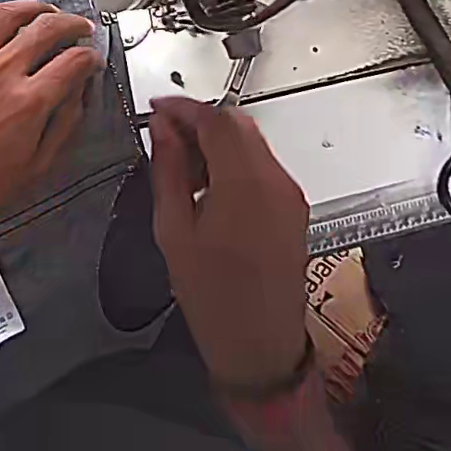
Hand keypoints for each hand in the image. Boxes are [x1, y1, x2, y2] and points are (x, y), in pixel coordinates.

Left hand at [0, 1, 102, 279]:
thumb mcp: (38, 164)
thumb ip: (66, 122)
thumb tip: (80, 90)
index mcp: (28, 103)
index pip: (74, 60)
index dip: (91, 56)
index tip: (92, 59)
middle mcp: (0, 74)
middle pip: (47, 27)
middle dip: (72, 23)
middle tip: (79, 29)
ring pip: (9, 14)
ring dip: (36, 8)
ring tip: (48, 13)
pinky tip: (7, 22)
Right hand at [148, 96, 309, 390]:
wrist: (258, 343)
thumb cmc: (212, 294)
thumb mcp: (173, 228)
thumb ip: (167, 169)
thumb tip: (162, 130)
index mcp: (245, 184)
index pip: (216, 119)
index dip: (183, 107)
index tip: (158, 108)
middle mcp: (276, 182)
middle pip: (238, 123)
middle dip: (199, 120)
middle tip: (164, 133)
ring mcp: (289, 193)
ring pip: (250, 141)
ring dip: (214, 139)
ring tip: (180, 163)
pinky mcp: (293, 206)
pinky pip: (260, 164)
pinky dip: (231, 159)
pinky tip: (205, 182)